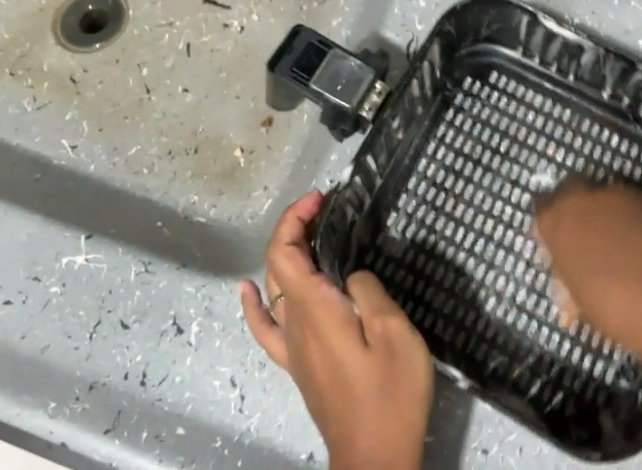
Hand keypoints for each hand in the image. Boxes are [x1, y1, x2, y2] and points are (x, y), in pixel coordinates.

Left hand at [240, 191, 433, 469]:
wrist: (375, 456)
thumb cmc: (390, 394)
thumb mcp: (394, 333)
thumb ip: (367, 291)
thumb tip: (349, 273)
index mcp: (313, 308)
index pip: (284, 251)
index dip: (296, 217)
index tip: (323, 197)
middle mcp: (294, 323)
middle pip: (277, 264)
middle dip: (296, 227)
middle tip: (329, 208)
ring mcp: (293, 346)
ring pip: (275, 288)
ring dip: (287, 254)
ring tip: (312, 232)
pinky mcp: (300, 365)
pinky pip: (266, 327)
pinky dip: (254, 304)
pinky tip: (248, 290)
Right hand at [534, 180, 641, 347]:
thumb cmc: (609, 306)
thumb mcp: (578, 299)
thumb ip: (569, 283)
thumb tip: (568, 298)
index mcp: (553, 222)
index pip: (541, 207)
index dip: (551, 222)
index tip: (559, 239)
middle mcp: (578, 198)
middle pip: (570, 188)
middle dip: (576, 205)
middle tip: (587, 232)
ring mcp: (611, 193)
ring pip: (602, 194)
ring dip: (605, 209)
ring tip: (619, 236)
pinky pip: (629, 200)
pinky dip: (631, 213)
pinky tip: (641, 235)